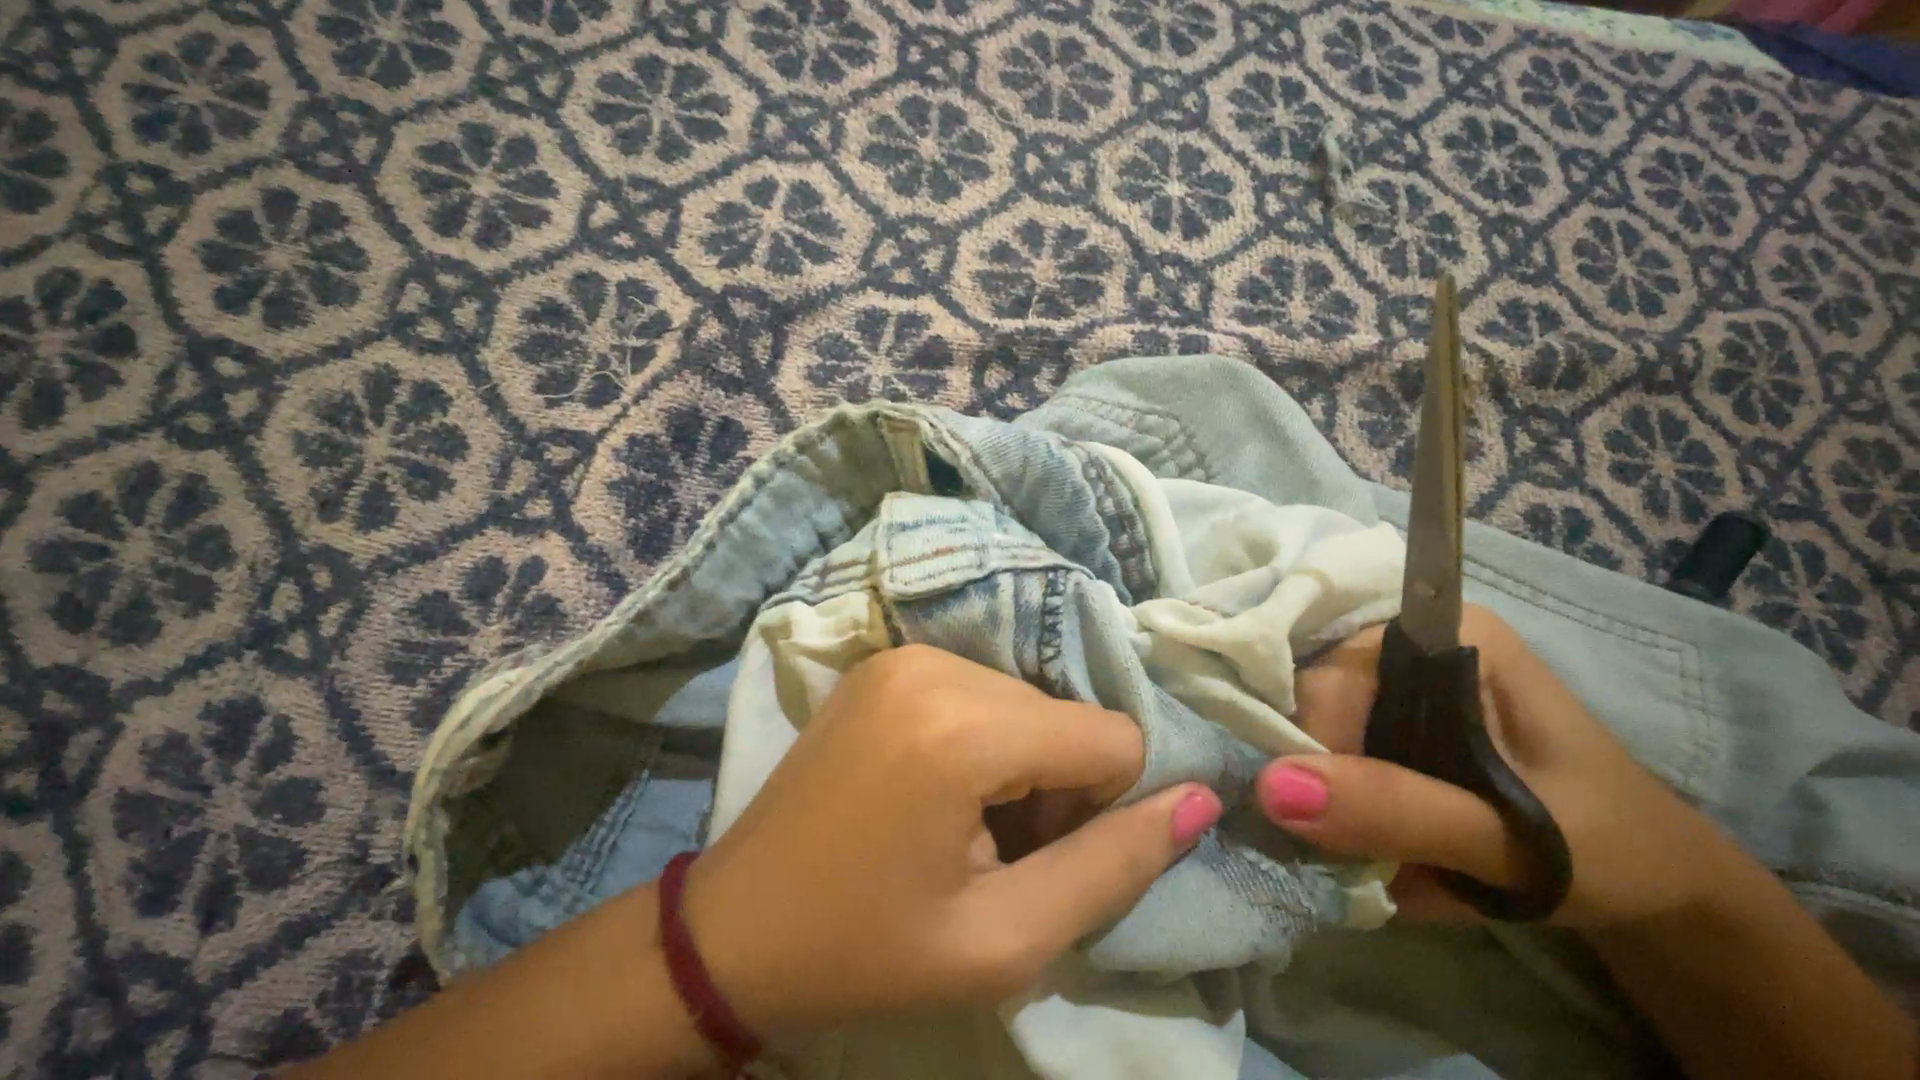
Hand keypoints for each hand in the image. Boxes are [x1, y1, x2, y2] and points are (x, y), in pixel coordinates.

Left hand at [684, 645, 1222, 1037]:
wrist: (734, 932)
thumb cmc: (867, 951)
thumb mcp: (1004, 939)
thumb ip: (1115, 867)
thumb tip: (1201, 800)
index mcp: (961, 725)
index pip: (1111, 738)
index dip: (1102, 810)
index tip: (1041, 861)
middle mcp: (934, 664)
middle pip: (1065, 717)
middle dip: (1057, 790)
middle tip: (994, 858)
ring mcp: (903, 656)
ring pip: (1027, 704)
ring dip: (1020, 770)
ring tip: (959, 834)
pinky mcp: (884, 665)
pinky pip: (980, 694)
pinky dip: (983, 746)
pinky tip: (934, 800)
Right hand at [1255, 606, 1729, 926]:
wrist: (1655, 888)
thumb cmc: (1609, 851)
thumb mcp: (1513, 840)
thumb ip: (1399, 811)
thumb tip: (1270, 787)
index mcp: (1449, 638)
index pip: (1326, 676)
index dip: (1312, 746)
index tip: (1330, 823)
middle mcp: (1409, 647)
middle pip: (1307, 705)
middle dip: (1319, 784)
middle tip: (1360, 853)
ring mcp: (1394, 688)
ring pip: (1308, 737)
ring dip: (1327, 807)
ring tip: (1374, 859)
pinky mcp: (1388, 726)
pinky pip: (1327, 760)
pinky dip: (1339, 814)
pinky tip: (1379, 850)